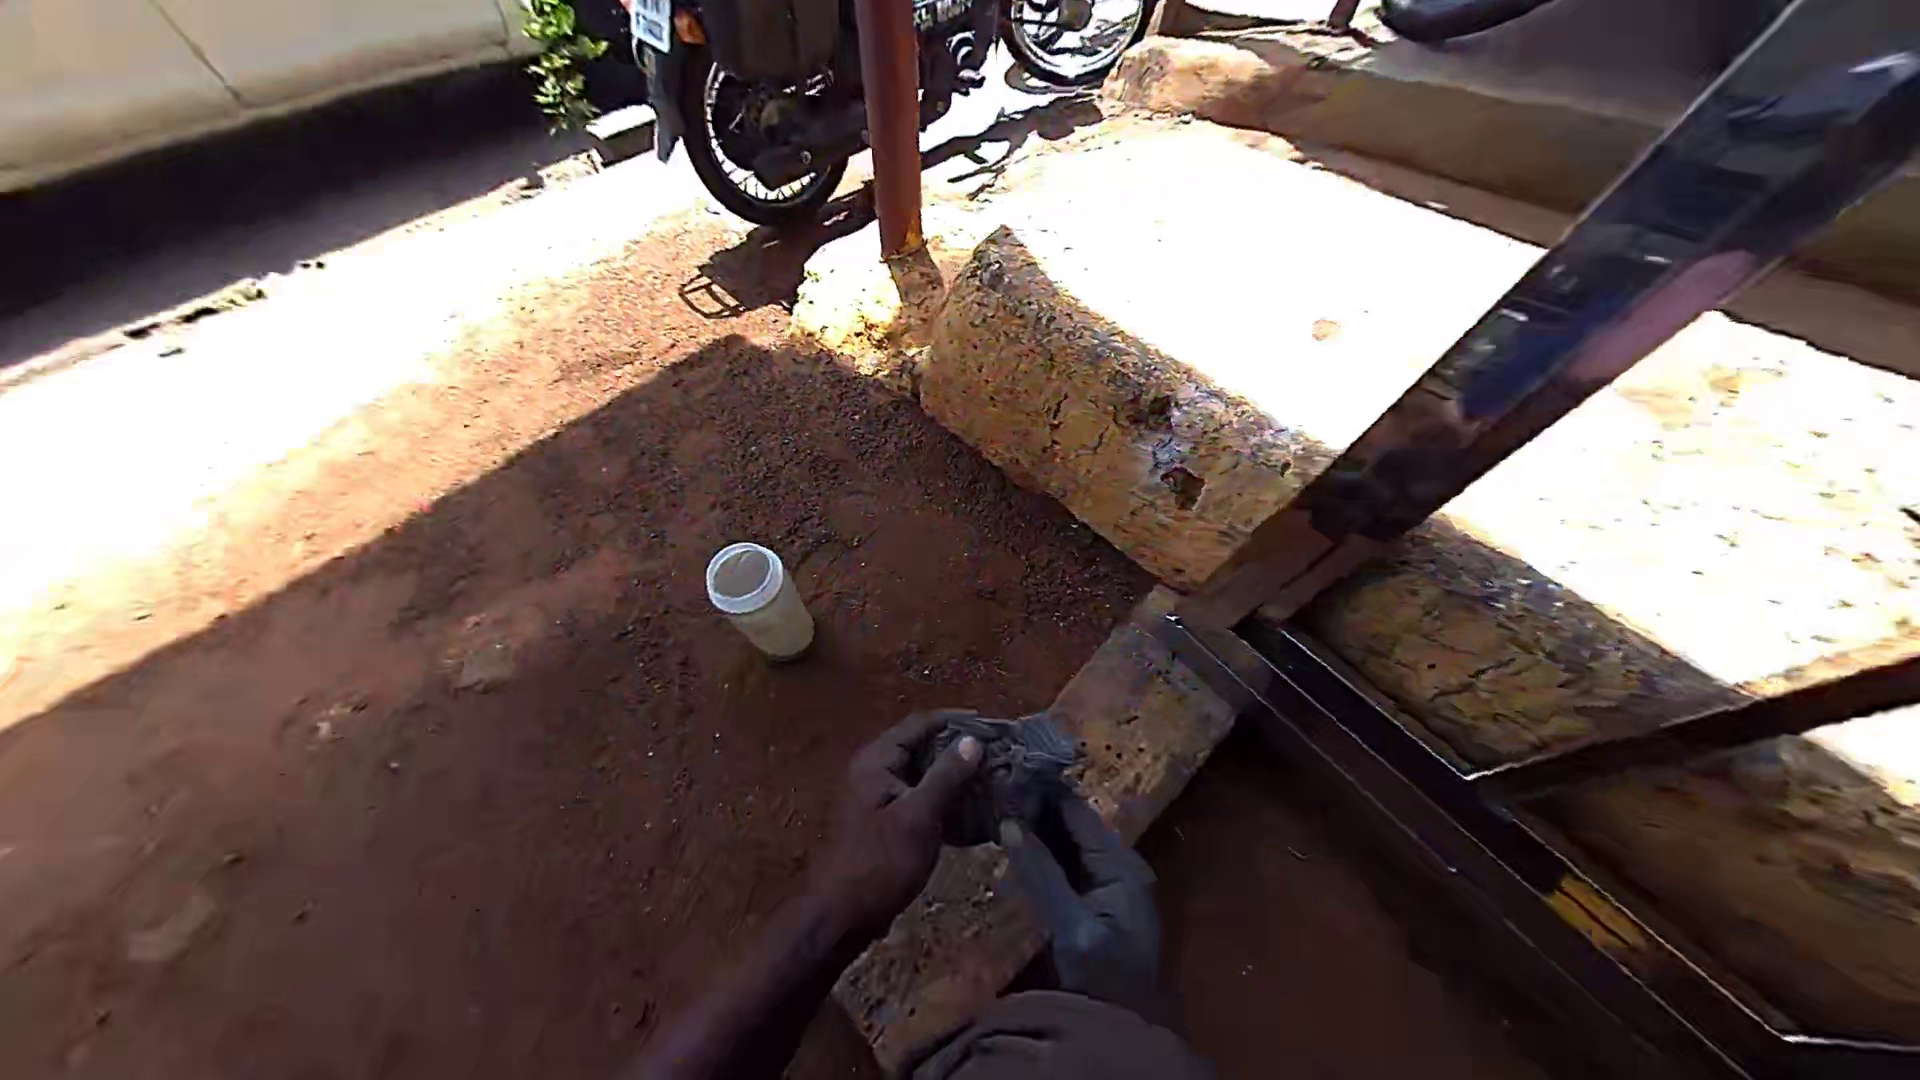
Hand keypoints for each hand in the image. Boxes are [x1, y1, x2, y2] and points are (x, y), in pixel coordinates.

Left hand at [807, 712, 981, 942]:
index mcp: (877, 760)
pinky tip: (967, 812)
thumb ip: (946, 775)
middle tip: (993, 754)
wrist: (841, 918)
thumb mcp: (919, 816)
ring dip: (951, 776)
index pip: (920, 724)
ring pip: (921, 773)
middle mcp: (873, 770)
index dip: (955, 720)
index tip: (989, 725)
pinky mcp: (883, 820)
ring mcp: (876, 796)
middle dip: (956, 749)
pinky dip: (941, 799)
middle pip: (921, 746)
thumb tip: (972, 740)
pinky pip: (917, 797)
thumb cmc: (881, 862)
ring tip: (987, 780)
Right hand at [1001, 794, 1159, 1011]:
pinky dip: (1042, 850)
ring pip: (1067, 841)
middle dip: (1037, 807)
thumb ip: (1042, 874)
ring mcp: (1107, 881)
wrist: (1126, 1032)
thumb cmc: (1105, 980)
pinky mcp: (1094, 898)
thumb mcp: (1072, 928)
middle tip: (997, 792)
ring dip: (1037, 826)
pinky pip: (1066, 862)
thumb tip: (1010, 823)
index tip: (1008, 775)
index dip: (1044, 792)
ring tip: (999, 808)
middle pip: (1072, 823)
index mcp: (1121, 864)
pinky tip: (1015, 842)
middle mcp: (1117, 863)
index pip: (1078, 812)